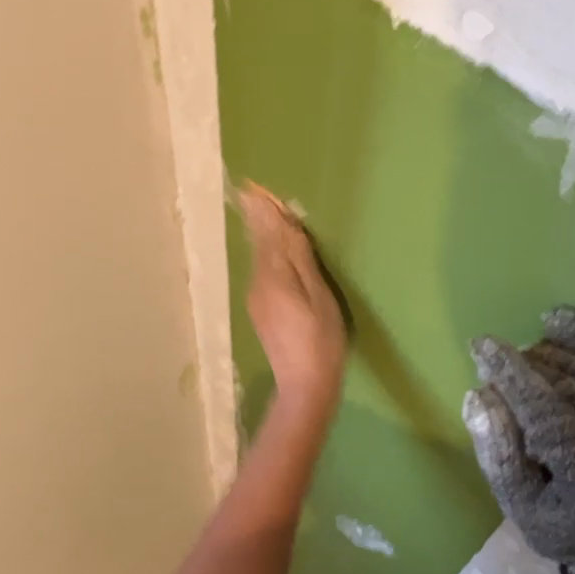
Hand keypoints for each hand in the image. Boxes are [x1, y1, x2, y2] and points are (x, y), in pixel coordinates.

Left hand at [238, 183, 346, 412]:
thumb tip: (287, 225)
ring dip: (264, 236)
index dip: (263, 211)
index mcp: (273, 276)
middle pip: (259, 244)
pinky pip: (264, 273)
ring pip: (260, 259)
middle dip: (260, 219)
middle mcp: (258, 284)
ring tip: (266, 213)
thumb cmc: (320, 340)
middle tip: (254, 191)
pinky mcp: (263, 313)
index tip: (253, 187)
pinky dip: (269, 256)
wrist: (304, 386)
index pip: (266, 234)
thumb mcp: (318, 296)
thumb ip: (301, 259)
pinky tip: (277, 252)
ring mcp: (258, 300)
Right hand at [461, 306, 574, 573]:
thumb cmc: (569, 530)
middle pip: (571, 382)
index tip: (482, 345)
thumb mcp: (521, 506)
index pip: (543, 406)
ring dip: (557, 352)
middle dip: (529, 363)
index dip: (510, 372)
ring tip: (529, 352)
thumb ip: (497, 453)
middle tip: (501, 359)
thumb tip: (478, 393)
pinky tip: (566, 324)